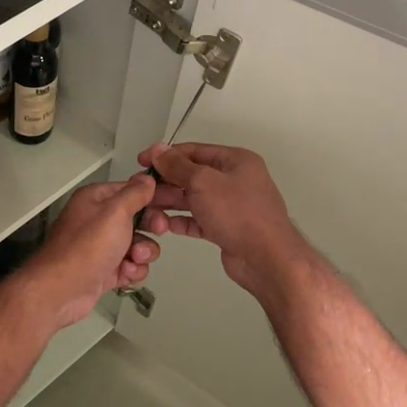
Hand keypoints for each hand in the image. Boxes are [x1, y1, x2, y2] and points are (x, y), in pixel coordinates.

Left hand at [17, 173, 161, 329]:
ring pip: (138, 244)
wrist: (62, 289)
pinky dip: (132, 270)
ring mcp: (102, 246)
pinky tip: (124, 274)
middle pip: (138, 217)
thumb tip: (147, 178)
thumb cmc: (89, 245)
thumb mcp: (115, 212)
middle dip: (151, 226)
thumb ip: (135, 194)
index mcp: (96, 199)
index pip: (132, 189)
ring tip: (133, 259)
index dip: (154, 195)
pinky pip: (131, 265)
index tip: (177, 201)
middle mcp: (98, 219)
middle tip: (160, 230)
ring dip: (142, 252)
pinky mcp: (106, 270)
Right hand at [137, 142, 312, 302]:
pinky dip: (181, 221)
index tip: (140, 162)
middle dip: (165, 183)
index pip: (193, 151)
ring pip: (193, 199)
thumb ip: (177, 166)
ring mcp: (231, 205)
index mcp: (235, 161)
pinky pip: (198, 220)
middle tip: (141, 192)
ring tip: (147, 210)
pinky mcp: (225, 228)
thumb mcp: (203, 182)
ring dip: (170, 203)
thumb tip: (157, 149)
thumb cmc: (237, 212)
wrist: (266, 258)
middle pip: (191, 175)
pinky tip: (164, 226)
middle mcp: (234, 179)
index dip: (165, 155)